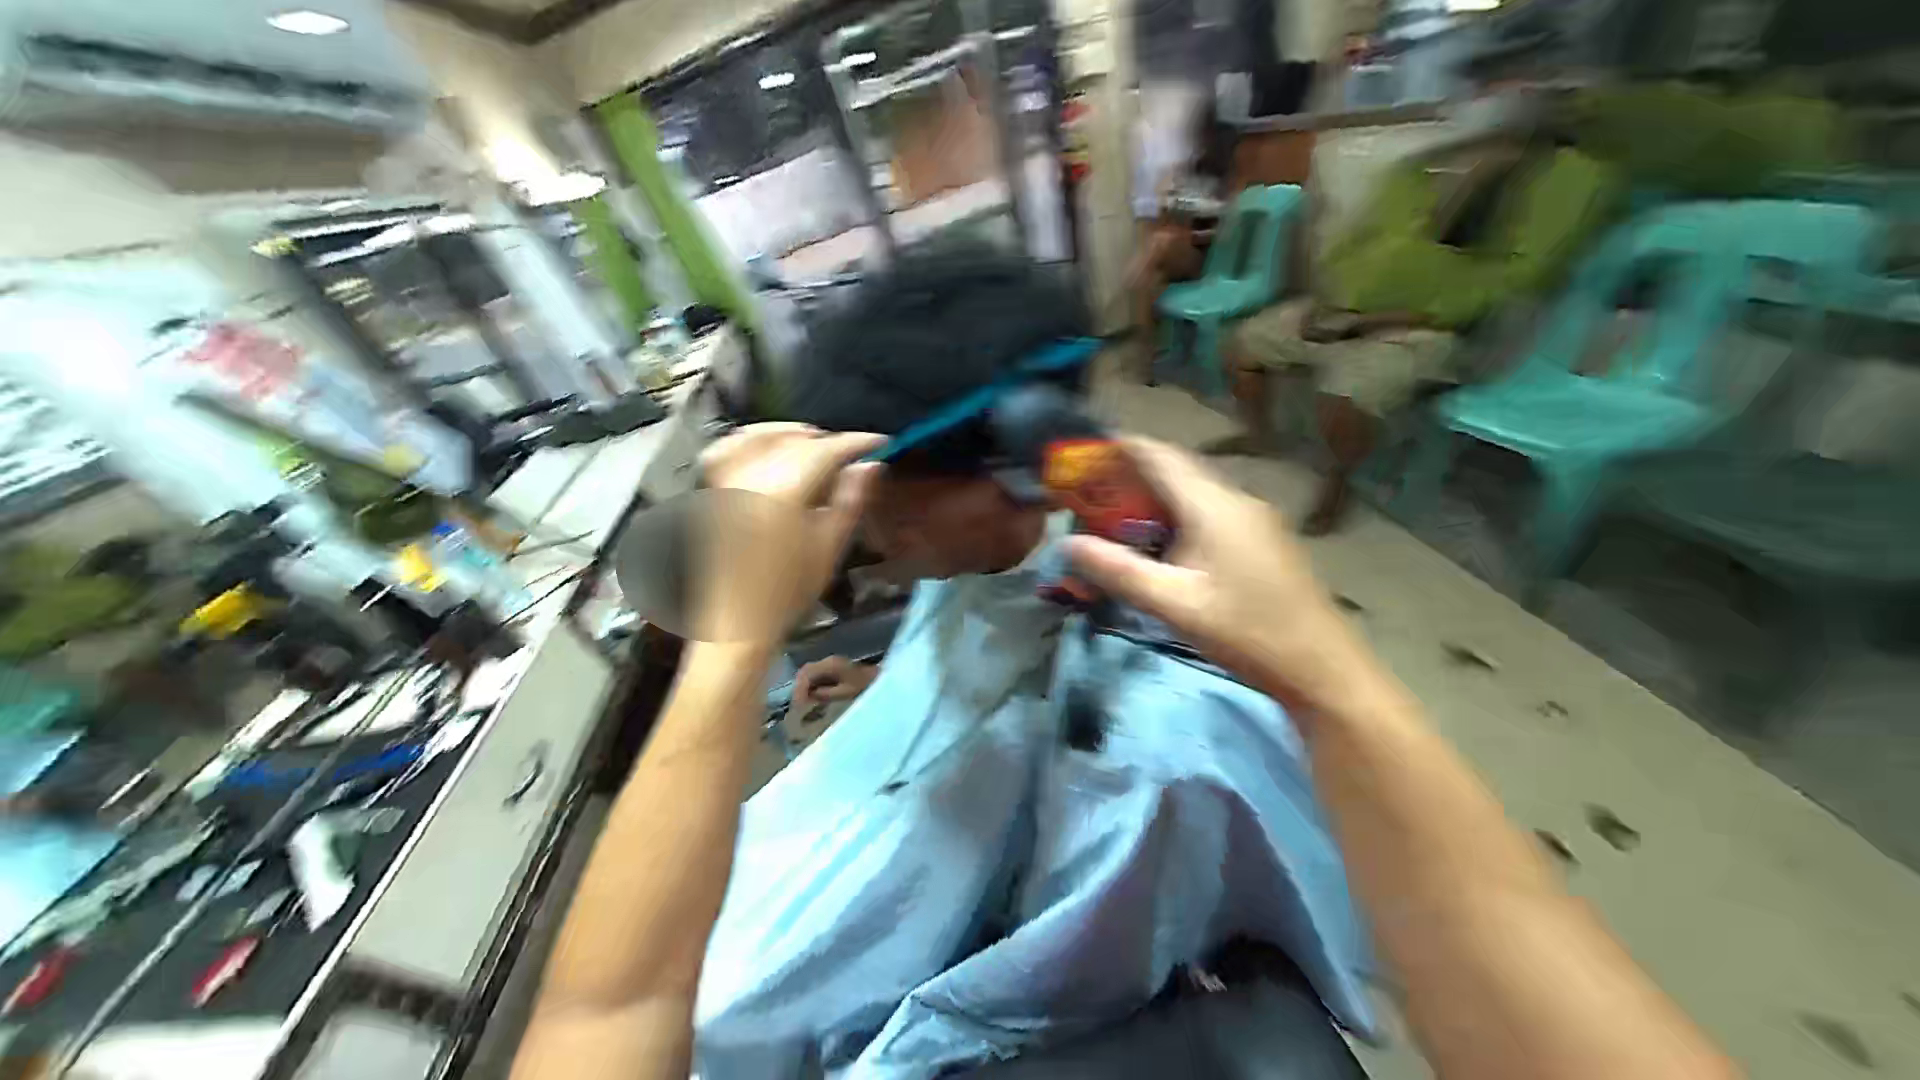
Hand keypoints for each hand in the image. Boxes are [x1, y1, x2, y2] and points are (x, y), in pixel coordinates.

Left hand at [689, 424, 883, 643]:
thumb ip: (851, 499)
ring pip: (761, 436)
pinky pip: (728, 449)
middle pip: (795, 440)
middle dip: (827, 440)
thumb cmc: (789, 591)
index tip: (880, 442)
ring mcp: (725, 480)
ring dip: (791, 434)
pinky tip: (767, 447)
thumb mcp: (829, 546)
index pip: (826, 450)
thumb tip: (871, 464)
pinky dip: (750, 440)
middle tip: (851, 454)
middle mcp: (750, 475)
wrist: (736, 622)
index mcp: (784, 490)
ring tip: (814, 444)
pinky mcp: (712, 491)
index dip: (856, 442)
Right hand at [793, 655, 877, 706]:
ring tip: (803, 701)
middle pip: (805, 670)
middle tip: (798, 704)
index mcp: (830, 664)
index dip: (799, 688)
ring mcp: (831, 662)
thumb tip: (810, 695)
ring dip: (804, 686)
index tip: (797, 704)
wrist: (881, 676)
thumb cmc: (866, 684)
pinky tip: (813, 695)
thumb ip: (826, 694)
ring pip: (810, 672)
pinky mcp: (834, 667)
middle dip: (799, 687)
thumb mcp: (846, 692)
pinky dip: (812, 684)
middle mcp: (828, 660)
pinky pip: (817, 674)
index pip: (807, 673)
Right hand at [1063, 437, 1378, 718]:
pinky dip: (1177, 514)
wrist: (1322, 667)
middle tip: (1093, 489)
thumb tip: (1067, 542)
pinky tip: (1164, 542)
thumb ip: (1117, 571)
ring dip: (1155, 496)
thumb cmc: (1244, 631)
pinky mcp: (1263, 540)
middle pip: (1177, 471)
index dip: (1122, 447)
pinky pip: (1210, 512)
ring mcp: (1255, 519)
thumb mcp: (1172, 604)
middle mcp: (1236, 500)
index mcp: (1213, 506)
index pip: (1161, 457)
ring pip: (1195, 493)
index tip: (1087, 448)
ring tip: (1119, 515)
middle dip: (1133, 474)